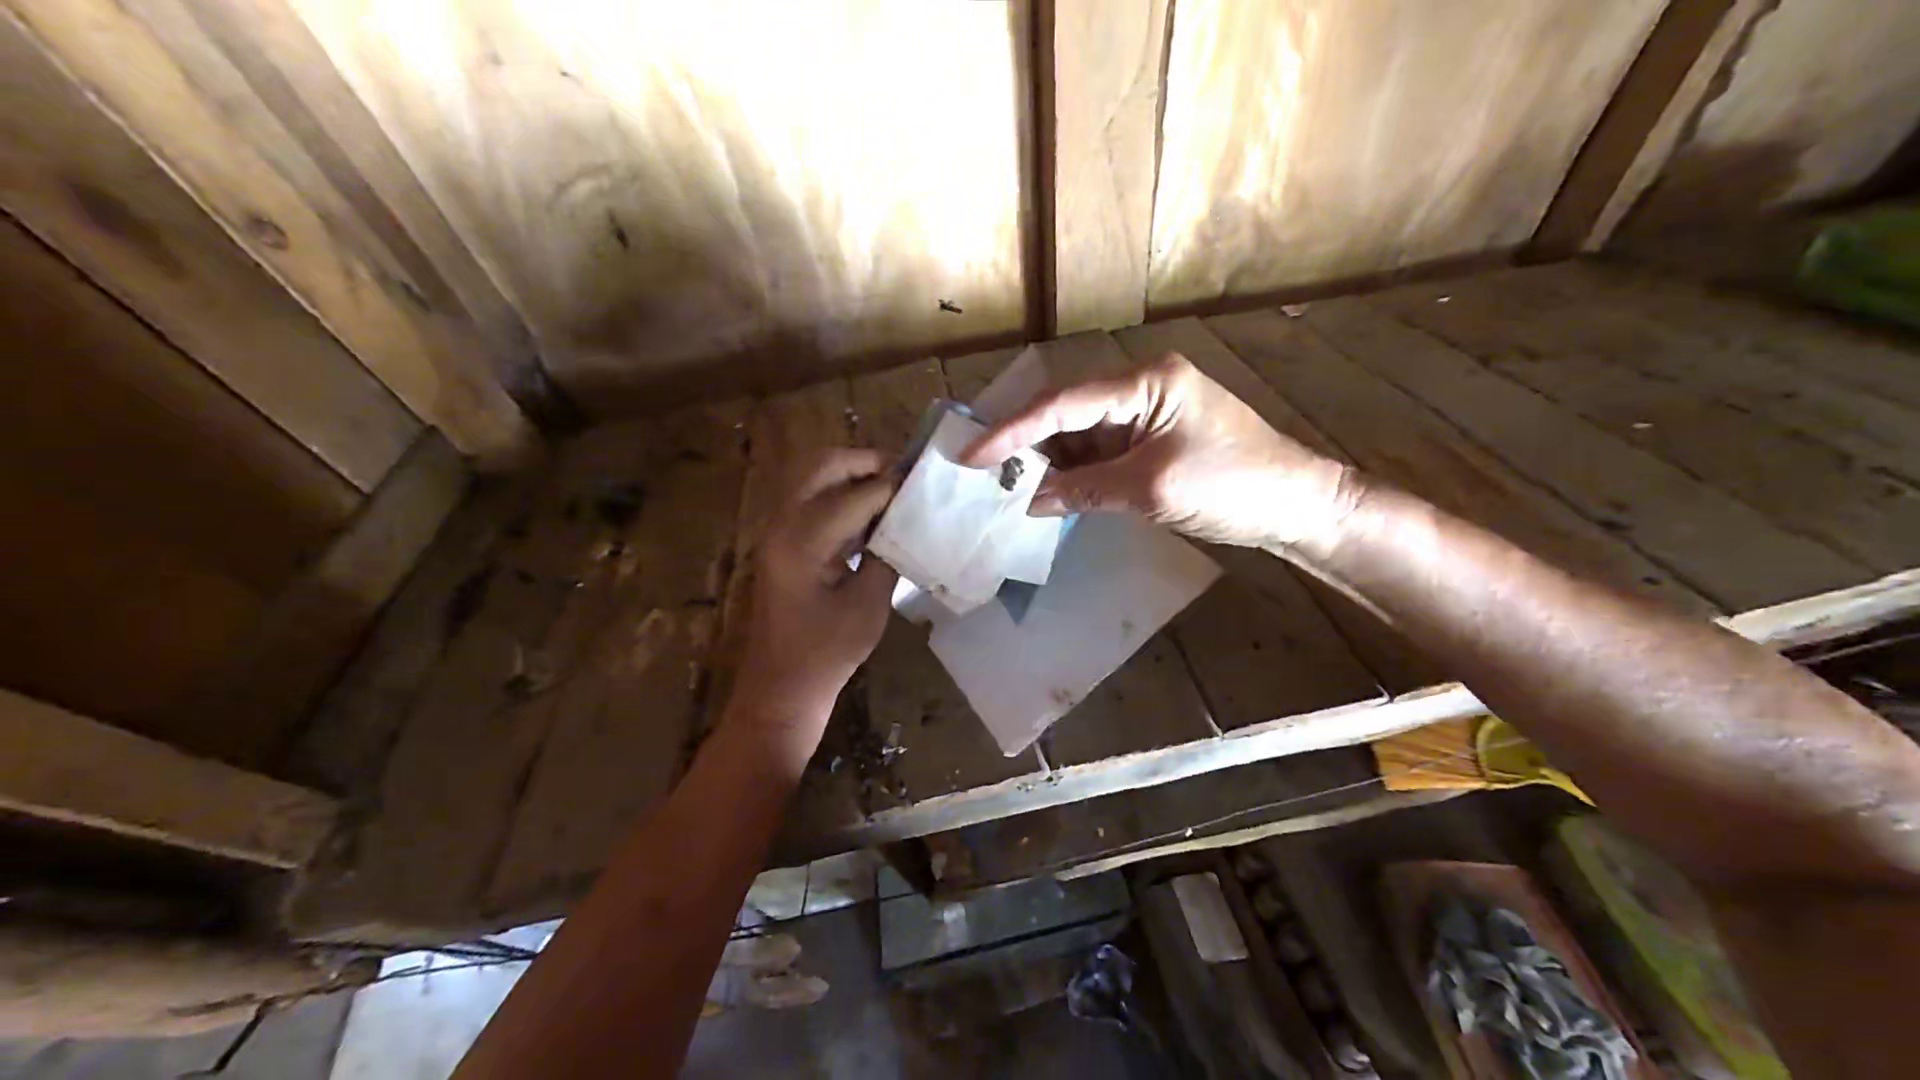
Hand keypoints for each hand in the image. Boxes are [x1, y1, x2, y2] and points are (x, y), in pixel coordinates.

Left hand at [738, 450, 897, 716]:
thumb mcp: (869, 604)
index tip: (925, 484)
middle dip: (866, 462)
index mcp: (802, 542)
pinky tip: (872, 513)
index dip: (892, 487)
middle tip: (905, 474)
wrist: (782, 687)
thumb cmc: (828, 653)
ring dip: (852, 475)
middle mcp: (782, 525)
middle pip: (823, 466)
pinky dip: (841, 494)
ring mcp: (776, 532)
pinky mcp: (781, 543)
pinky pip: (810, 499)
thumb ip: (887, 553)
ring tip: (893, 488)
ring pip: (814, 478)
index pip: (855, 495)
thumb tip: (905, 518)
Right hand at [962, 353, 1359, 551]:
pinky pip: (1098, 455)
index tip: (970, 456)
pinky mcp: (1150, 442)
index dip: (1012, 431)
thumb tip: (1030, 501)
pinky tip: (1046, 493)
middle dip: (1025, 445)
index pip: (1063, 404)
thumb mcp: (1151, 489)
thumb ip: (1085, 490)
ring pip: (1079, 436)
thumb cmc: (1234, 486)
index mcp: (1147, 381)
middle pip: (1066, 414)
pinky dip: (1073, 475)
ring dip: (1047, 464)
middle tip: (981, 474)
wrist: (1298, 506)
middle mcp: (1141, 388)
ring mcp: (1146, 415)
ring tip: (1006, 489)